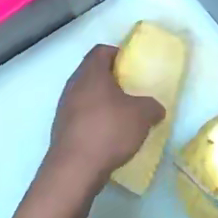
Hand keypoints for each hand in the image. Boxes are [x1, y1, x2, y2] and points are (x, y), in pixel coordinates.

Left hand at [45, 44, 165, 192]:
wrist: (75, 167)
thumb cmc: (108, 130)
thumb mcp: (141, 116)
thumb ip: (152, 106)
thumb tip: (155, 108)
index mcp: (90, 73)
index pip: (101, 51)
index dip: (117, 53)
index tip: (131, 66)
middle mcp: (73, 84)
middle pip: (92, 72)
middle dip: (111, 79)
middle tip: (130, 91)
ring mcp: (64, 106)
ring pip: (85, 94)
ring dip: (102, 100)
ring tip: (122, 114)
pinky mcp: (62, 126)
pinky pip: (80, 114)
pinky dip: (94, 118)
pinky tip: (108, 134)